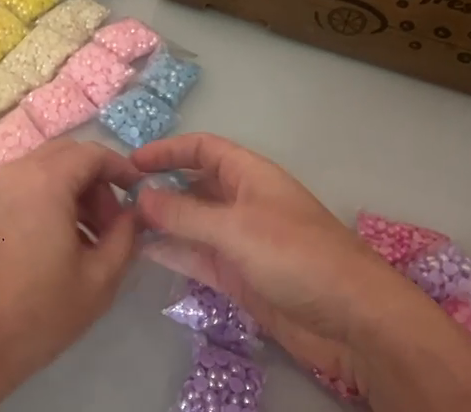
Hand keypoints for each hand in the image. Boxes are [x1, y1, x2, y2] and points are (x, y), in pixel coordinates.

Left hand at [0, 139, 141, 404]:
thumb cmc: (37, 311)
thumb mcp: (98, 280)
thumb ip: (125, 238)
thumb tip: (135, 214)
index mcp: (46, 179)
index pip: (93, 152)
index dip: (123, 168)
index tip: (142, 196)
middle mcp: (19, 171)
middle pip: (69, 155)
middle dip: (99, 182)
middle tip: (116, 225)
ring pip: (49, 169)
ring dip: (77, 192)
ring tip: (94, 242)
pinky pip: (31, 185)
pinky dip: (55, 199)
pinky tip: (66, 244)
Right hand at [131, 133, 402, 347]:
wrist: (353, 321)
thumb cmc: (298, 257)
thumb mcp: (236, 228)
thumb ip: (185, 213)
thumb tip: (140, 195)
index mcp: (249, 175)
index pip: (202, 149)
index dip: (168, 150)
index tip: (131, 163)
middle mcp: (243, 202)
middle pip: (194, 186)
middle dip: (160, 188)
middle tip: (118, 199)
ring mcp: (241, 241)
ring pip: (193, 223)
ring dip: (163, 222)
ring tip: (122, 226)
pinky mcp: (241, 277)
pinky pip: (199, 258)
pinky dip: (174, 253)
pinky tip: (145, 253)